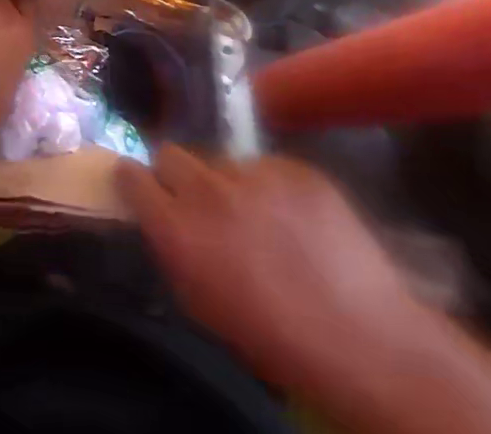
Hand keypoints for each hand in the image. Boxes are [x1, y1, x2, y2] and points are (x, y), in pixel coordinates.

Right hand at [116, 148, 446, 397]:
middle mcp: (209, 190)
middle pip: (171, 154)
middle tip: (193, 200)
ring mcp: (255, 173)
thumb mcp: (200, 303)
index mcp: (178, 229)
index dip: (132, 180)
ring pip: (221, 162)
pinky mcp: (295, 167)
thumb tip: (160, 218)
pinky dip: (268, 186)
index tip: (137, 186)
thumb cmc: (270, 336)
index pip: (133, 177)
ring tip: (255, 216)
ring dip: (226, 183)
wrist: (357, 334)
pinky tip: (291, 217)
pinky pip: (265, 166)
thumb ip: (173, 249)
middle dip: (173, 174)